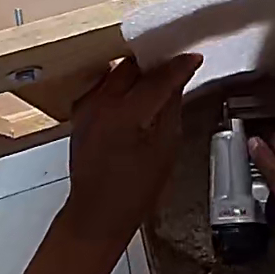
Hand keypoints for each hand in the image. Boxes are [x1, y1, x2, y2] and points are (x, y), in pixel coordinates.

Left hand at [61, 54, 200, 245]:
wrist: (96, 215)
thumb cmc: (136, 190)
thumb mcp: (165, 149)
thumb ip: (171, 109)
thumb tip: (177, 82)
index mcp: (125, 114)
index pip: (157, 79)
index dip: (179, 67)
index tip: (194, 58)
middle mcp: (101, 104)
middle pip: (131, 67)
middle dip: (154, 64)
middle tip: (174, 66)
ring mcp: (86, 108)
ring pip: (114, 73)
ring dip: (135, 71)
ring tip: (155, 77)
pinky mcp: (80, 115)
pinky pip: (102, 86)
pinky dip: (119, 83)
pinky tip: (132, 93)